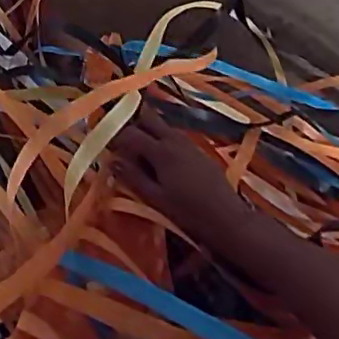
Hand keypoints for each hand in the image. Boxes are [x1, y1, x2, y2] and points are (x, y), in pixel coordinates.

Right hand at [112, 107, 252, 246]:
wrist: (230, 221)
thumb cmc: (190, 212)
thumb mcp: (157, 199)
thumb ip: (133, 177)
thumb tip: (111, 161)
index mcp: (160, 151)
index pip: (130, 133)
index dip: (116, 136)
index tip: (107, 146)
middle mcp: (173, 139)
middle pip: (147, 117)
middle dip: (132, 122)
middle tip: (123, 140)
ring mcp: (187, 143)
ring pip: (161, 125)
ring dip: (147, 131)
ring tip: (140, 152)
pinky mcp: (197, 150)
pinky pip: (173, 135)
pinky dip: (161, 139)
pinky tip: (161, 160)